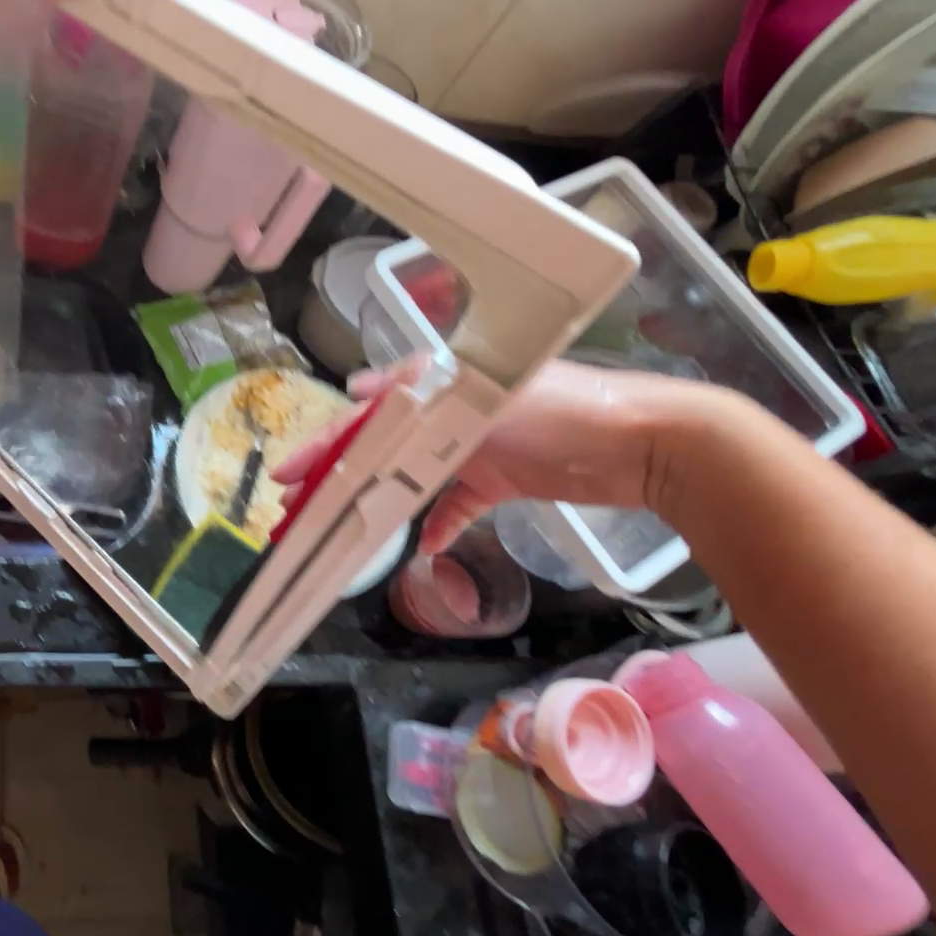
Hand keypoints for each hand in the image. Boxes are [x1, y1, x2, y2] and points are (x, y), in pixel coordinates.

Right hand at [270, 359, 724, 553]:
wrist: (648, 446)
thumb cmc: (562, 412)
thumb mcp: (485, 394)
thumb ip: (420, 395)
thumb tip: (357, 389)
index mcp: (437, 388)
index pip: (364, 421)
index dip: (322, 448)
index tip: (286, 477)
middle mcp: (444, 417)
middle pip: (376, 454)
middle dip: (335, 484)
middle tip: (296, 514)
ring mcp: (468, 451)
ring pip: (404, 482)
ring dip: (371, 506)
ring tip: (335, 532)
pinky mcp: (494, 482)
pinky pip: (453, 506)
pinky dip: (436, 525)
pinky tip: (422, 548)